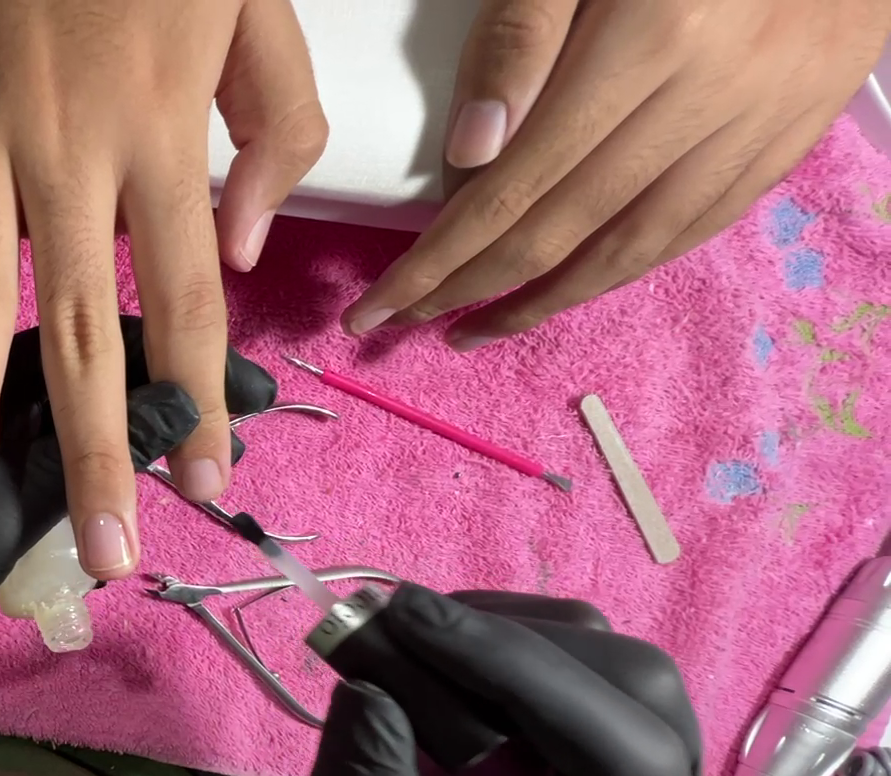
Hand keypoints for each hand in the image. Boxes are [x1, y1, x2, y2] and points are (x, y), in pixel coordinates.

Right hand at [0, 0, 324, 577]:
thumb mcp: (251, 3)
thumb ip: (270, 127)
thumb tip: (239, 247)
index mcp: (163, 134)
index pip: (190, 303)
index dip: (200, 401)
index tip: (205, 485)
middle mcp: (71, 161)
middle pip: (84, 336)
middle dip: (95, 454)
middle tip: (102, 552)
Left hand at [0, 317, 275, 726]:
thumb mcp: (3, 513)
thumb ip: (81, 457)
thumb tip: (176, 406)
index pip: (92, 342)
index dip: (173, 360)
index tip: (243, 391)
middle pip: (97, 373)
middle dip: (170, 392)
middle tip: (247, 414)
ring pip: (83, 414)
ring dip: (142, 426)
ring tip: (208, 447)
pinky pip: (59, 453)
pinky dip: (104, 462)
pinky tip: (146, 473)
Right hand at [307, 586, 707, 775]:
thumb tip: (366, 685)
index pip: (623, 755)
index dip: (519, 670)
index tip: (407, 617)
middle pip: (631, 687)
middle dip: (508, 642)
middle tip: (394, 623)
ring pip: (606, 656)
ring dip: (500, 626)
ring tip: (406, 634)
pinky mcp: (598, 737)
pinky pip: (573, 652)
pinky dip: (496, 630)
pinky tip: (435, 647)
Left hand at [342, 0, 890, 350]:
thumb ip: (516, 44)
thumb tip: (469, 157)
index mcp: (652, 42)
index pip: (506, 195)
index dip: (431, 265)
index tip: (373, 311)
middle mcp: (718, 90)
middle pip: (556, 233)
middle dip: (463, 291)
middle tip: (400, 323)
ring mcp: (774, 111)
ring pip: (629, 251)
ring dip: (536, 307)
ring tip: (468, 331)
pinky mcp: (804, 123)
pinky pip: (696, 228)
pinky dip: (615, 273)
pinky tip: (559, 292)